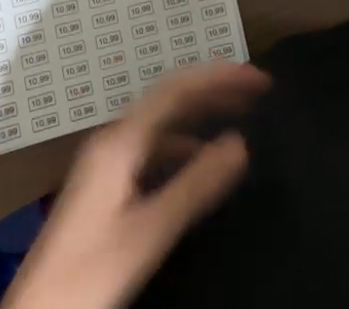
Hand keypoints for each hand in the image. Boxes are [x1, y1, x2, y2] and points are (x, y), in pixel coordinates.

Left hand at [2, 62, 269, 308]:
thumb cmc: (90, 270)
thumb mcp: (149, 229)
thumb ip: (195, 185)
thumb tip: (241, 143)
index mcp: (119, 142)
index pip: (175, 90)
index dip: (217, 77)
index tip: (257, 78)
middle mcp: (112, 142)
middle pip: (169, 101)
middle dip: (213, 91)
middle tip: (258, 91)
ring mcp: (108, 163)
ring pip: (163, 125)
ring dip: (201, 116)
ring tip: (241, 118)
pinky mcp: (108, 186)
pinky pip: (155, 149)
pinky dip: (186, 145)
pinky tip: (205, 162)